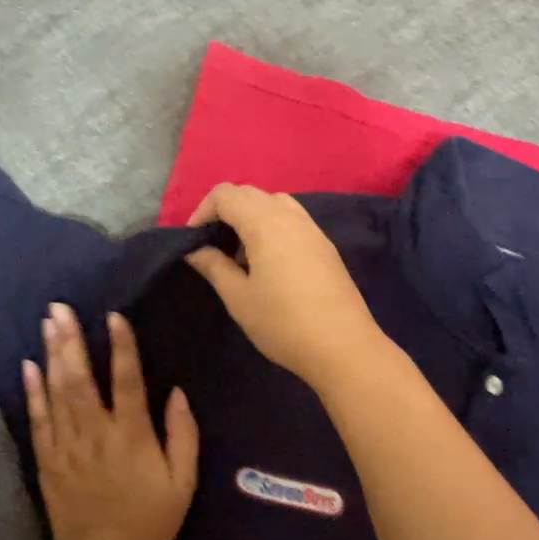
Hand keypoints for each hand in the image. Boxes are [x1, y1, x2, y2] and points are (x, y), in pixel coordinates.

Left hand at [23, 303, 198, 539]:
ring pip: (57, 393)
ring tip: (47, 324)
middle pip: (81, 378)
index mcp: (132, 435)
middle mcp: (96, 434)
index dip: (121, 346)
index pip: (127, 380)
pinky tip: (29, 366)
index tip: (113, 316)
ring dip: (51, 355)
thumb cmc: (151, 519)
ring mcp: (67, 447)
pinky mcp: (48, 461)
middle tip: (60, 308)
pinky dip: (33, 392)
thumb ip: (182, 434)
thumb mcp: (183, 481)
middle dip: (70, 340)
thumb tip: (177, 393)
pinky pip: (38, 421)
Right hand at [182, 183, 392, 390]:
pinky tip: (270, 264)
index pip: (226, 194)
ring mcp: (312, 229)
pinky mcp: (325, 245)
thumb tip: (195, 249)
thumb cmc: (283, 323)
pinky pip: (293, 220)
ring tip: (242, 256)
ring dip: (251, 218)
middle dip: (226, 212)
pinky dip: (273, 227)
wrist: (343, 346)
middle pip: (250, 194)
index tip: (195, 241)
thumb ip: (214, 266)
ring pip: (274, 203)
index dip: (202, 211)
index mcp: (265, 223)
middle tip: (214, 248)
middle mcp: (290, 216)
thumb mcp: (239, 298)